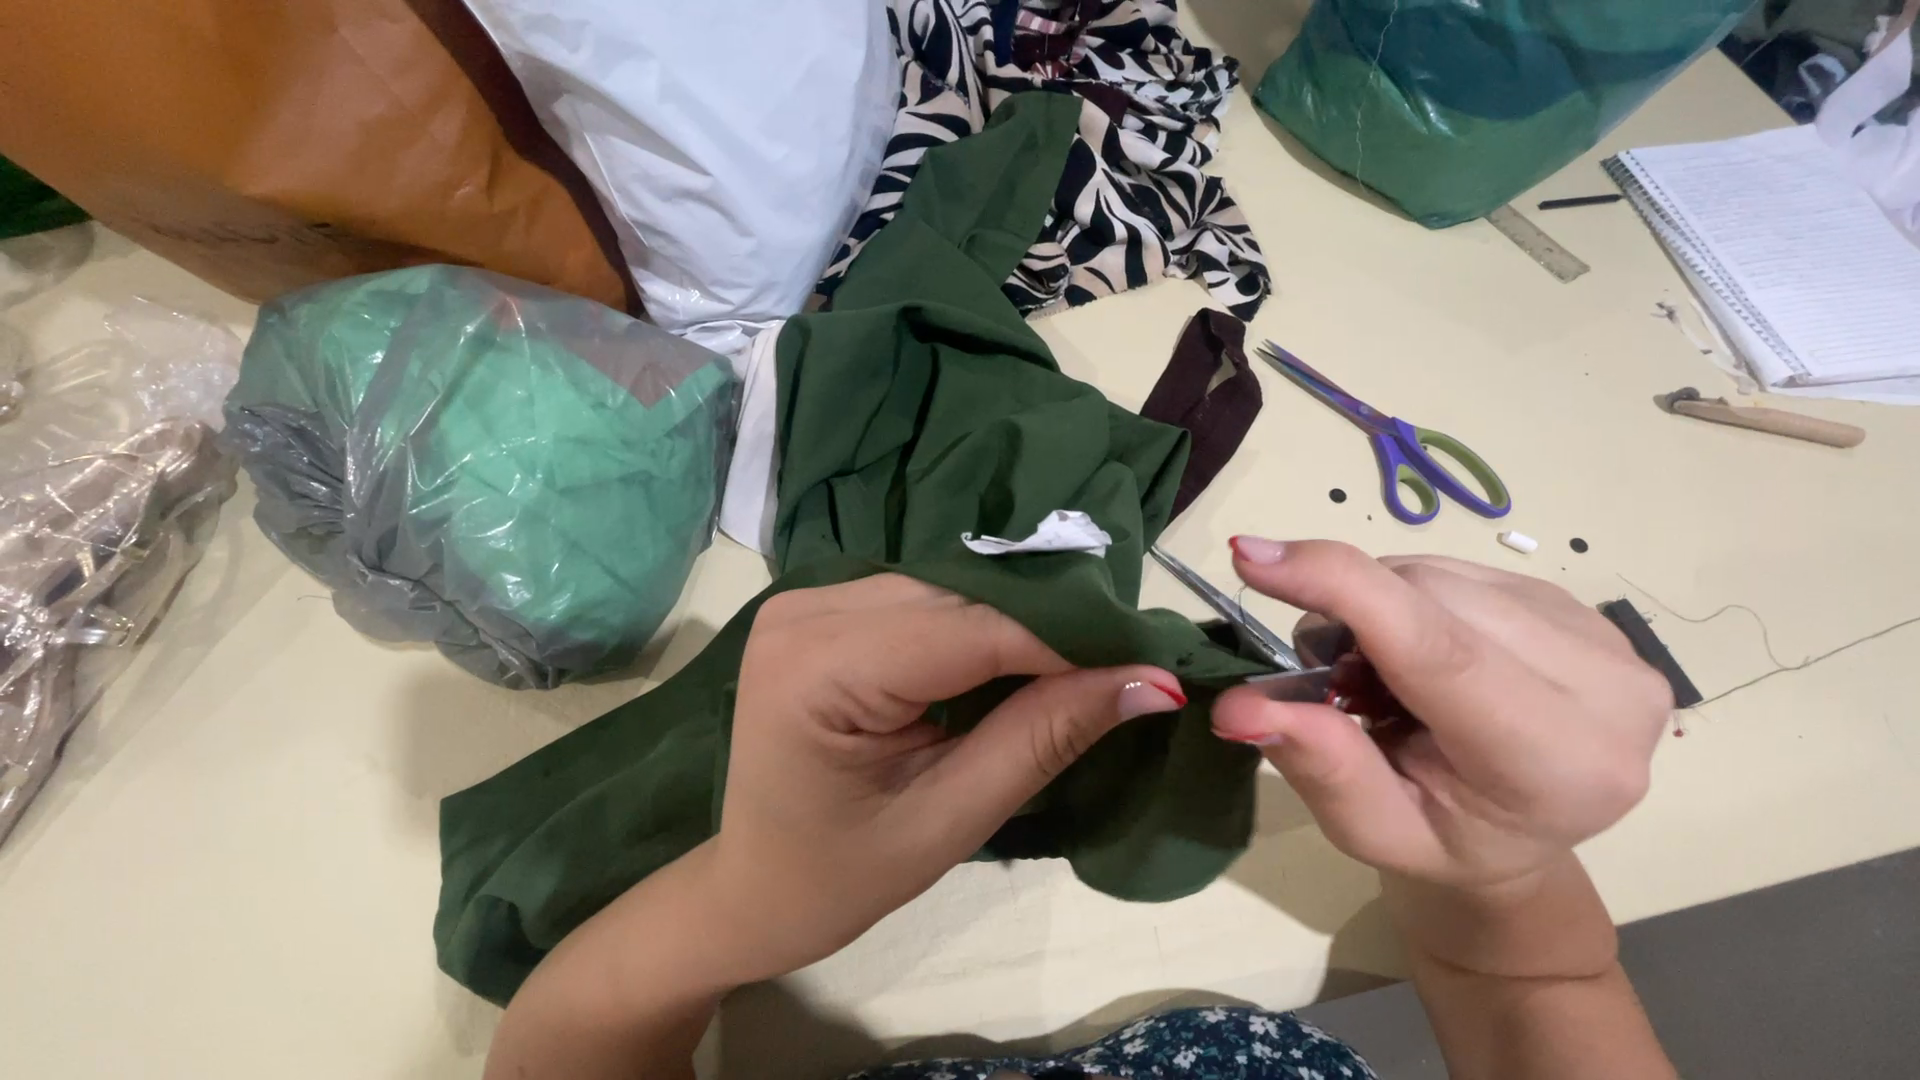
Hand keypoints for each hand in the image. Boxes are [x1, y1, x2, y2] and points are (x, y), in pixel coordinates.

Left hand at [696, 573, 1184, 983]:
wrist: (747, 885)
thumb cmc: (834, 878)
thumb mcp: (947, 821)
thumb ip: (1042, 737)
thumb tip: (1151, 680)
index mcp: (817, 667)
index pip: (972, 628)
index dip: (1069, 638)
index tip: (1151, 662)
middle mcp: (806, 609)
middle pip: (958, 598)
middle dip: (1046, 629)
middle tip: (1124, 667)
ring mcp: (807, 599)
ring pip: (946, 589)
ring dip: (1015, 624)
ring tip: (1078, 666)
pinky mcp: (820, 607)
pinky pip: (922, 599)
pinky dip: (976, 625)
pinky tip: (1011, 659)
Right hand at [1211, 538, 1671, 893]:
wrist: (1516, 836)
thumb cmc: (1439, 840)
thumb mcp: (1369, 828)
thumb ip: (1317, 764)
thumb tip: (1236, 707)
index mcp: (1557, 762)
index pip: (1438, 650)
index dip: (1342, 590)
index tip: (1251, 556)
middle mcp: (1605, 688)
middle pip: (1427, 597)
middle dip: (1349, 614)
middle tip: (1330, 678)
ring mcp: (1604, 637)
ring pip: (1436, 573)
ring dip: (1374, 605)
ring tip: (1376, 674)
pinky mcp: (1580, 606)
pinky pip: (1454, 569)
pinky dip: (1405, 598)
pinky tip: (1414, 650)